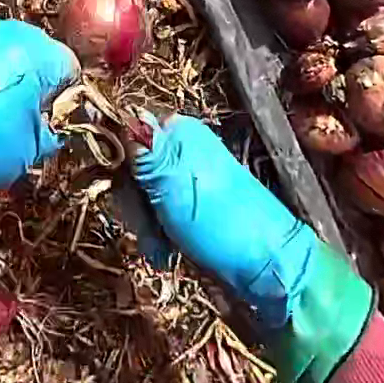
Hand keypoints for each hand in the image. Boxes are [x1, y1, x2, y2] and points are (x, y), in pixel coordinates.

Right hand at [133, 115, 372, 382]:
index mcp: (181, 131)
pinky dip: (155, 234)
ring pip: (139, 194)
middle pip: (130, 166)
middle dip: (132, 201)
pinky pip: (155, 214)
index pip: (127, 132)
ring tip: (161, 244)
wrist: (265, 269)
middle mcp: (182, 149)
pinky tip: (165, 250)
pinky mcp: (190, 207)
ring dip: (143, 222)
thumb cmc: (220, 222)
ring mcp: (187, 179)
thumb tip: (120, 113)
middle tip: (148, 226)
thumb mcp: (172, 184)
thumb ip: (144, 149)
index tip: (122, 191)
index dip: (118, 164)